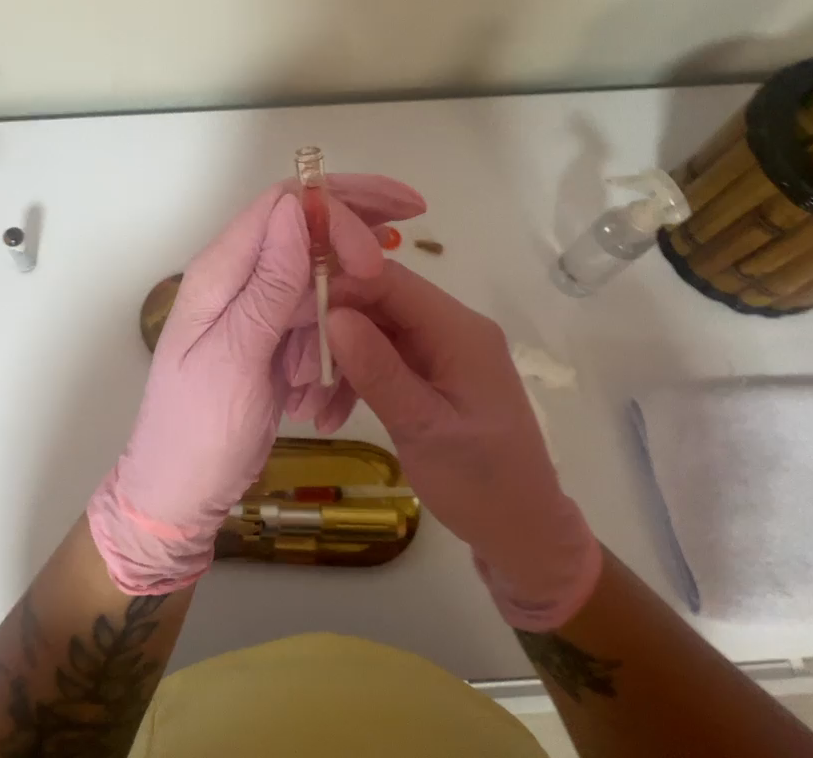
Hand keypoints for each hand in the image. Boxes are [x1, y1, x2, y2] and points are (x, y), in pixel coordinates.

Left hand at [88, 174, 425, 594]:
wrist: (179, 492)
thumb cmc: (197, 431)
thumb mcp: (234, 358)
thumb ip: (266, 285)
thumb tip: (295, 210)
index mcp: (219, 273)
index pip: (282, 207)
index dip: (337, 209)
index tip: (380, 251)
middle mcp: (236, 279)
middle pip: (302, 226)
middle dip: (356, 222)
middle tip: (411, 220)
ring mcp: (255, 310)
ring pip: (316, 275)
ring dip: (347, 297)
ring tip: (374, 315)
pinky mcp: (271, 340)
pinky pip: (315, 317)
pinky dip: (336, 337)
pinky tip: (338, 379)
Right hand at [324, 262, 601, 630]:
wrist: (522, 533)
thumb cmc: (481, 482)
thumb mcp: (423, 429)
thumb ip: (378, 371)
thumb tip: (333, 314)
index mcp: (459, 331)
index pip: (389, 280)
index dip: (338, 287)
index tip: (291, 315)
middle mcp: (451, 329)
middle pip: (377, 305)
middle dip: (329, 332)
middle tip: (291, 370)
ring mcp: (441, 353)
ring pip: (373, 334)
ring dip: (336, 363)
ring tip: (302, 403)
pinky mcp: (431, 376)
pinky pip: (382, 361)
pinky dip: (353, 383)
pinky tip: (326, 416)